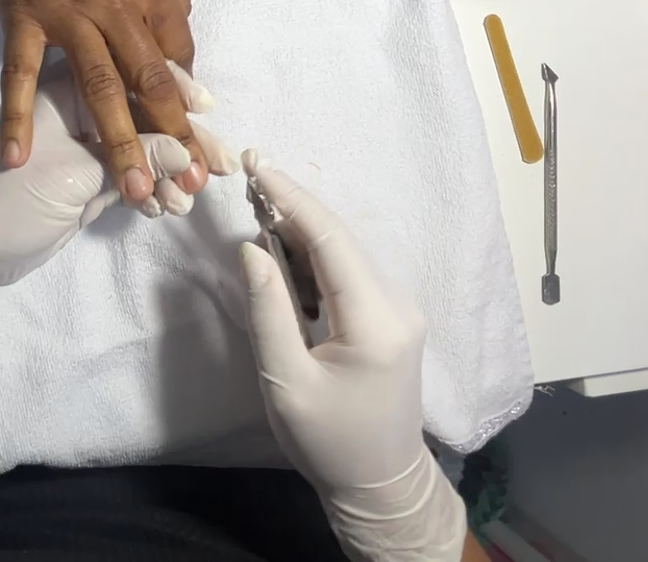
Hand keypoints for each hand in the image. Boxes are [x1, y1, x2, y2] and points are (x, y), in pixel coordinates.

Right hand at [0, 0, 209, 204]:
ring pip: (97, 89)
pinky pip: (21, 75)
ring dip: (118, 143)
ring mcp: (65, 14)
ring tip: (134, 192)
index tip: (194, 143)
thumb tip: (178, 60)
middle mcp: (115, 5)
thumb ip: (169, 1)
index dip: (187, 104)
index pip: (177, 58)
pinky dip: (18, 117)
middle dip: (170, 139)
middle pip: (149, 83)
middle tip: (183, 190)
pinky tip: (18, 159)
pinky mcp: (23, 18)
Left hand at [0, 68, 232, 322]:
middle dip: (180, 142)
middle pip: (141, 115)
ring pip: (139, 147)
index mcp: (64, 91)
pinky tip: (166, 205)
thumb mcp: (74, 177)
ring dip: (167, 171)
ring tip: (190, 198)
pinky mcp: (84, 177)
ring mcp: (82, 144)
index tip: (208, 114)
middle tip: (220, 165)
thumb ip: (132, 157)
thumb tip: (187, 150)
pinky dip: (149, 188)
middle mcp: (78, 109)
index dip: (170, 98)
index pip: (128, 81)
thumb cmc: (11, 200)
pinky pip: (128, 175)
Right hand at [238, 151, 466, 561]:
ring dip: (299, 225)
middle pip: (338, 237)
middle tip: (249, 174)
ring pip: (342, 248)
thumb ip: (268, 309)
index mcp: (375, 322)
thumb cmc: (328, 439)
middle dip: (292, 202)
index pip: (330, 240)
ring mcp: (398, 307)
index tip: (257, 164)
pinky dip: (311, 250)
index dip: (291, 197)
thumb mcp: (286, 379)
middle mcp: (397, 304)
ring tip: (257, 205)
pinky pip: (346, 266)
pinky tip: (282, 246)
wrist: (381, 482)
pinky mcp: (390, 313)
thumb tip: (251, 247)